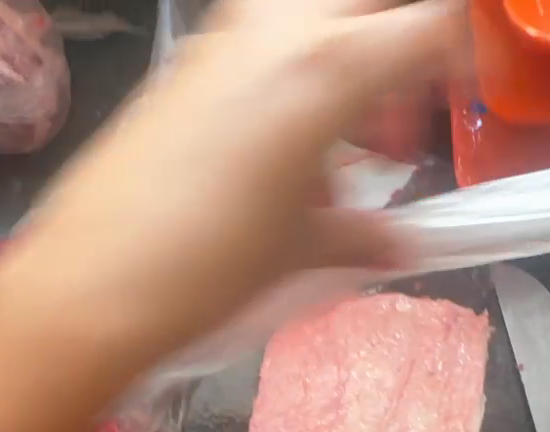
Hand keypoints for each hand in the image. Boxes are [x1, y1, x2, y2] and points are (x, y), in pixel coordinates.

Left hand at [0, 0, 464, 375]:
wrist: (92, 284)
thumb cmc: (209, 270)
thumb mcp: (298, 253)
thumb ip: (359, 235)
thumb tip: (400, 246)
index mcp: (328, 68)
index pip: (430, 26)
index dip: (457, 62)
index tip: (452, 107)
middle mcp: (277, 29)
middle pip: (366, 4)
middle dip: (395, 49)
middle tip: (391, 124)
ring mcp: (222, 39)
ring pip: (308, 15)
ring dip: (338, 62)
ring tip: (333, 151)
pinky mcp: (182, 65)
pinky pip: (255, 41)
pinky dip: (284, 79)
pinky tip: (273, 156)